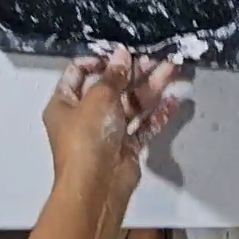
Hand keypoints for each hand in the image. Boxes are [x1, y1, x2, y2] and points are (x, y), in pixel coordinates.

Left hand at [43, 45, 182, 206]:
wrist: (98, 186)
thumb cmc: (88, 136)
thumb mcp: (99, 98)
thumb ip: (114, 75)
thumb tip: (122, 53)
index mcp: (65, 103)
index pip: (79, 73)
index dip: (100, 60)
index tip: (121, 53)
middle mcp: (84, 116)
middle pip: (110, 87)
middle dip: (133, 73)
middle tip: (155, 58)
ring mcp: (106, 132)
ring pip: (130, 105)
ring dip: (150, 88)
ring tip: (172, 71)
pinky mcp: (125, 147)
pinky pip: (142, 126)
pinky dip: (156, 115)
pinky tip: (173, 102)